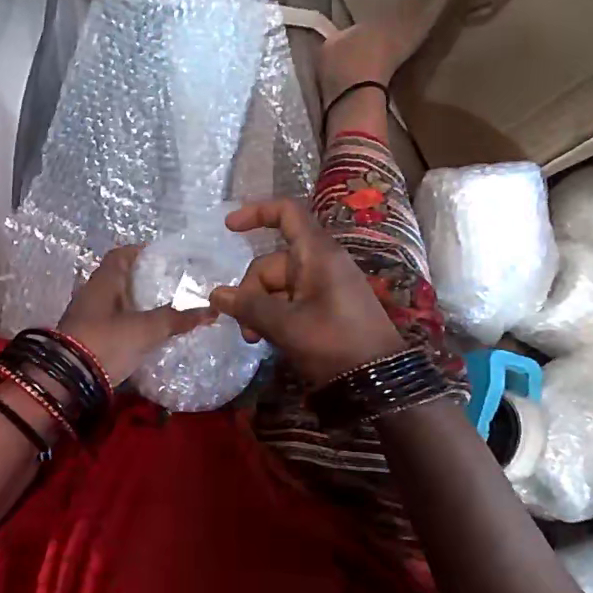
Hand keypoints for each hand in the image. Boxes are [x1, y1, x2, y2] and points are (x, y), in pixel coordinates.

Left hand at [57, 245, 214, 383]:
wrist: (70, 381)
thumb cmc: (107, 342)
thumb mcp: (147, 329)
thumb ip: (177, 319)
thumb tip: (211, 310)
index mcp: (103, 282)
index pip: (121, 255)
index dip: (141, 252)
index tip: (165, 257)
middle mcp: (91, 295)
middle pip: (119, 280)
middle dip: (143, 281)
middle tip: (171, 285)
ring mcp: (87, 319)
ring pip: (116, 304)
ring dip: (137, 305)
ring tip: (165, 310)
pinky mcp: (88, 341)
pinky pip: (113, 325)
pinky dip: (130, 325)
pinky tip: (147, 334)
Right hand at [208, 200, 406, 385]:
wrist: (377, 379)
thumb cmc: (334, 344)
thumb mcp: (287, 326)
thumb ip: (249, 307)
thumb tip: (216, 295)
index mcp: (317, 255)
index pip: (287, 213)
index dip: (257, 213)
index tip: (228, 228)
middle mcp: (320, 264)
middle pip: (271, 262)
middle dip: (251, 292)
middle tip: (246, 328)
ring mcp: (323, 287)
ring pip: (276, 287)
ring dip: (259, 310)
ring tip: (254, 339)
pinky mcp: (325, 308)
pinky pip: (290, 302)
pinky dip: (274, 316)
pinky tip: (267, 339)